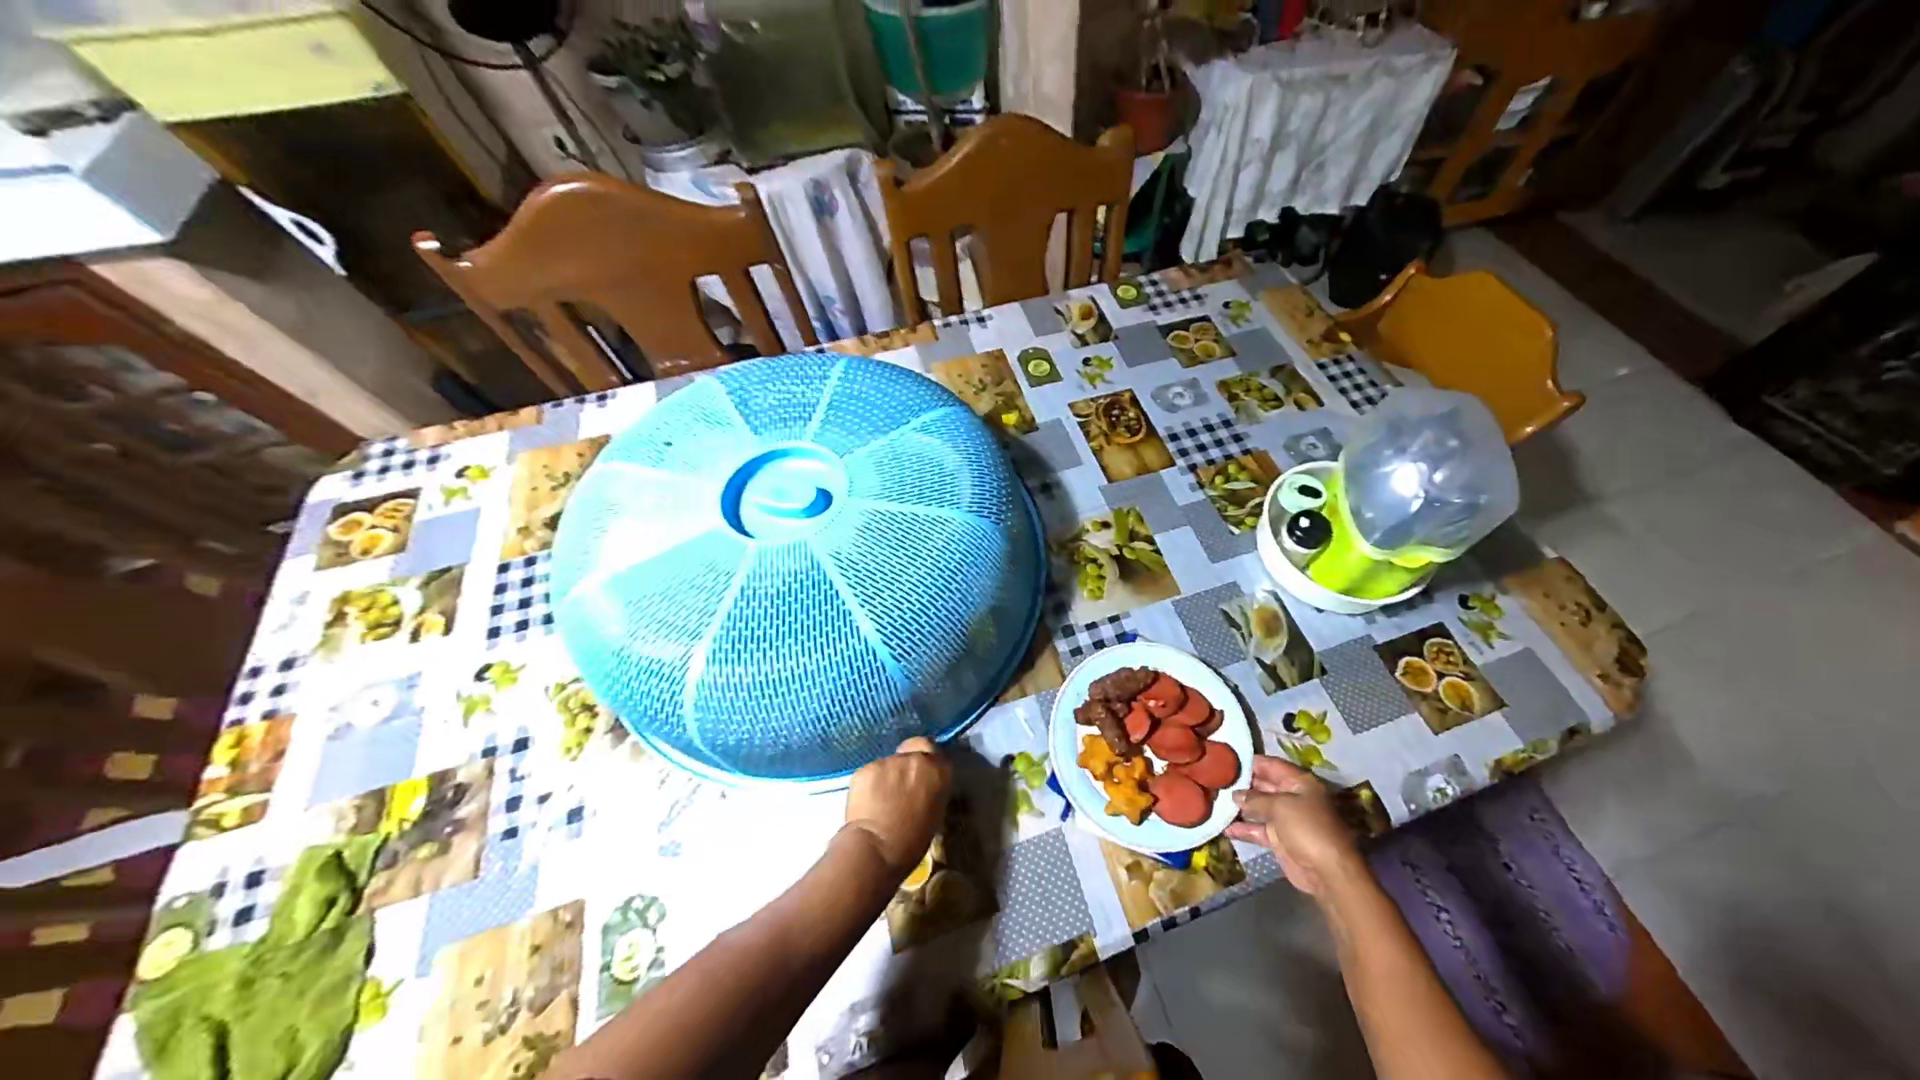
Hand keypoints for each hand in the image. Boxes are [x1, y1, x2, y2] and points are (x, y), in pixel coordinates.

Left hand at [844, 737, 950, 878]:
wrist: (878, 848)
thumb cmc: (913, 840)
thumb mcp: (936, 811)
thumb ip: (932, 788)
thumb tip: (924, 785)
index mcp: (937, 770)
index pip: (932, 748)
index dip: (925, 758)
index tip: (920, 772)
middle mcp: (914, 759)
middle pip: (910, 750)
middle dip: (906, 765)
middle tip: (900, 787)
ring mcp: (888, 761)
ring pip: (889, 762)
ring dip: (887, 775)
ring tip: (882, 800)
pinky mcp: (865, 768)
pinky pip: (871, 772)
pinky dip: (870, 783)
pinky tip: (868, 802)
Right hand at [1224, 755, 1362, 896]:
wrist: (1327, 871)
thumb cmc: (1307, 828)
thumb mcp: (1280, 806)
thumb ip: (1255, 798)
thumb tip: (1236, 795)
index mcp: (1300, 783)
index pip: (1272, 765)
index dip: (1251, 762)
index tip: (1226, 759)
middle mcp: (1293, 797)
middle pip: (1264, 785)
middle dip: (1242, 783)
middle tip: (1215, 779)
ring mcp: (1286, 819)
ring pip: (1258, 808)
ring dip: (1240, 806)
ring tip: (1215, 799)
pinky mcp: (1280, 839)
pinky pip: (1257, 829)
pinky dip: (1243, 828)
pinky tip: (1224, 827)